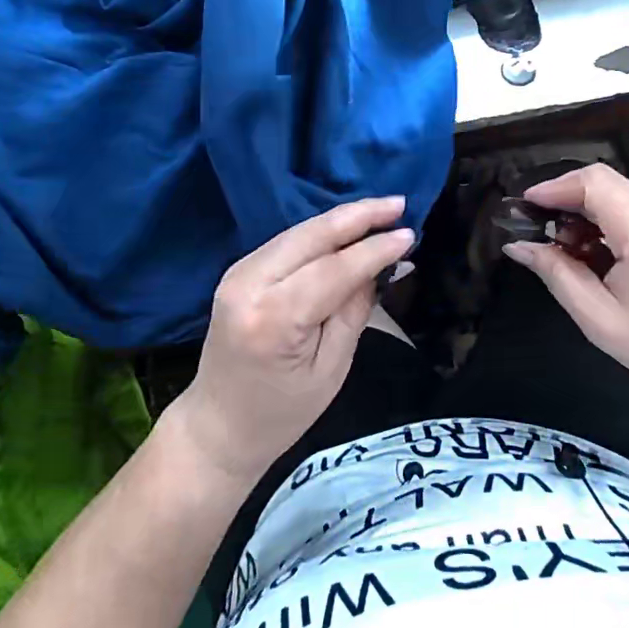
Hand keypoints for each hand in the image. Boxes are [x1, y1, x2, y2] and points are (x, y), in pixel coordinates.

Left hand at [171, 197, 413, 481]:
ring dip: (339, 220)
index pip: (332, 269)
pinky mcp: (237, 272)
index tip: (410, 234)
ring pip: (297, 233)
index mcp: (272, 318)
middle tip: (398, 204)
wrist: (219, 423)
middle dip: (357, 216)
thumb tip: (382, 266)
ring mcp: (237, 274)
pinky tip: (346, 230)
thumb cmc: (281, 413)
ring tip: (381, 212)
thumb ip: (353, 310)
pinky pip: (285, 243)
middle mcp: (248, 284)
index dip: (373, 249)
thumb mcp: (330, 369)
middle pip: (310, 237)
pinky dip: (318, 234)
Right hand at [502, 164, 628, 426]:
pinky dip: (610, 222)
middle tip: (542, 236)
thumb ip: (556, 275)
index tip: (524, 207)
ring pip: (620, 194)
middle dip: (565, 202)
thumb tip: (518, 246)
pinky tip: (602, 255)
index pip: (593, 182)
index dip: (552, 187)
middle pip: (605, 183)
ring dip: (587, 214)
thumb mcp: (601, 321)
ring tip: (572, 253)